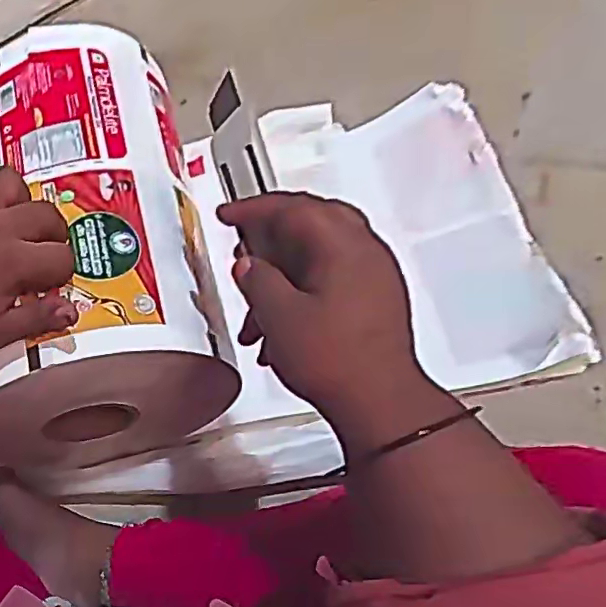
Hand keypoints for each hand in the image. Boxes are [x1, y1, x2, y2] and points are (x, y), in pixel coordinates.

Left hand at [0, 166, 77, 354]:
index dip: (61, 275)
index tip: (49, 286)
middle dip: (55, 239)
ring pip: (14, 184)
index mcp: (13, 261)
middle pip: (47, 216)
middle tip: (45, 259)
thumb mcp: (4, 330)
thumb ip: (41, 317)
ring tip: (22, 228)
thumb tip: (70, 311)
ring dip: (25, 203)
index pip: (61, 257)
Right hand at [219, 192, 427, 420]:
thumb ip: (258, 281)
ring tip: (255, 308)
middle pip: (312, 223)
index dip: (254, 208)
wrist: (376, 398)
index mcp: (344, 248)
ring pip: (318, 255)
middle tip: (243, 245)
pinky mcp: (373, 299)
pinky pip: (329, 278)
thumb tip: (247, 265)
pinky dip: (298, 291)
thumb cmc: (338, 361)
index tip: (229, 213)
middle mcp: (366, 254)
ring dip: (281, 274)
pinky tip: (279, 323)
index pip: (295, 208)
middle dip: (270, 236)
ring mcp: (374, 276)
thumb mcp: (278, 316)